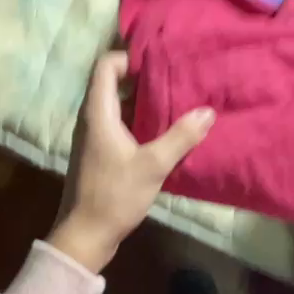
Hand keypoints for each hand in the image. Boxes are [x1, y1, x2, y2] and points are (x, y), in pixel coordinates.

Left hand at [49, 52, 214, 272]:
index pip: (106, 65)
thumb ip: (180, 137)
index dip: (130, 58)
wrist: (85, 235)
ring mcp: (94, 139)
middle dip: (144, 80)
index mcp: (98, 113)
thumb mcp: (153, 165)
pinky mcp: (99, 156)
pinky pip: (120, 128)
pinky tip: (164, 135)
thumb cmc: (114, 196)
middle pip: (114, 85)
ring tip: (176, 103)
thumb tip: (208, 111)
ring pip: (119, 108)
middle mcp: (92, 120)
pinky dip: (140, 125)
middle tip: (175, 80)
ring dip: (144, 105)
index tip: (159, 63)